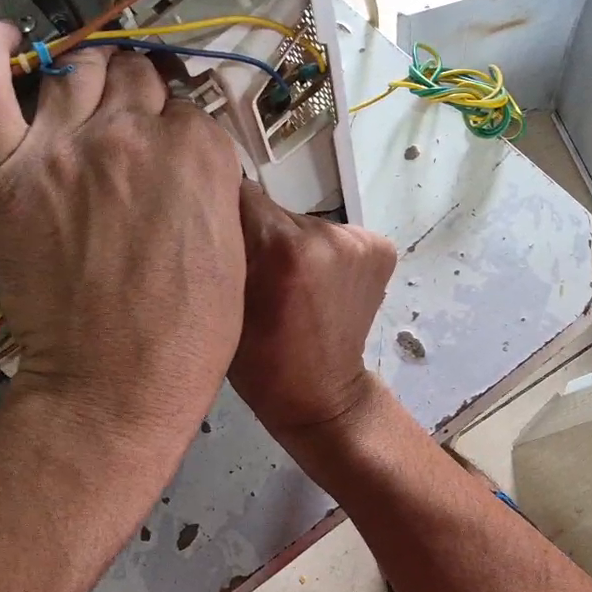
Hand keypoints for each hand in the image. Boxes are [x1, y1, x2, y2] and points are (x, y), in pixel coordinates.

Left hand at [0, 21, 246, 445]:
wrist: (114, 384)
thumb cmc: (188, 337)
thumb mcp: (231, 253)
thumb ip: (213, 189)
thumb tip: (189, 161)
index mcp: (199, 151)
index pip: (185, 109)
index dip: (177, 135)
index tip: (167, 164)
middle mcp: (132, 131)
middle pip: (133, 76)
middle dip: (137, 100)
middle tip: (129, 141)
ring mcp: (63, 144)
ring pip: (77, 69)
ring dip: (87, 81)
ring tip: (83, 112)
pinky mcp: (5, 168)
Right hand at [229, 179, 396, 437]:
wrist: (322, 396)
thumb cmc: (259, 362)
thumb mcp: (223, 307)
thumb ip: (221, 254)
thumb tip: (211, 202)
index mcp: (282, 248)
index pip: (241, 194)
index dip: (225, 211)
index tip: (218, 232)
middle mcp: (326, 235)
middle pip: (275, 211)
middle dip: (259, 234)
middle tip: (256, 274)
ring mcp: (360, 241)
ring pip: (303, 224)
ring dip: (291, 244)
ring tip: (287, 284)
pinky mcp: (380, 248)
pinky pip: (333, 236)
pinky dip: (322, 253)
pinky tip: (317, 286)